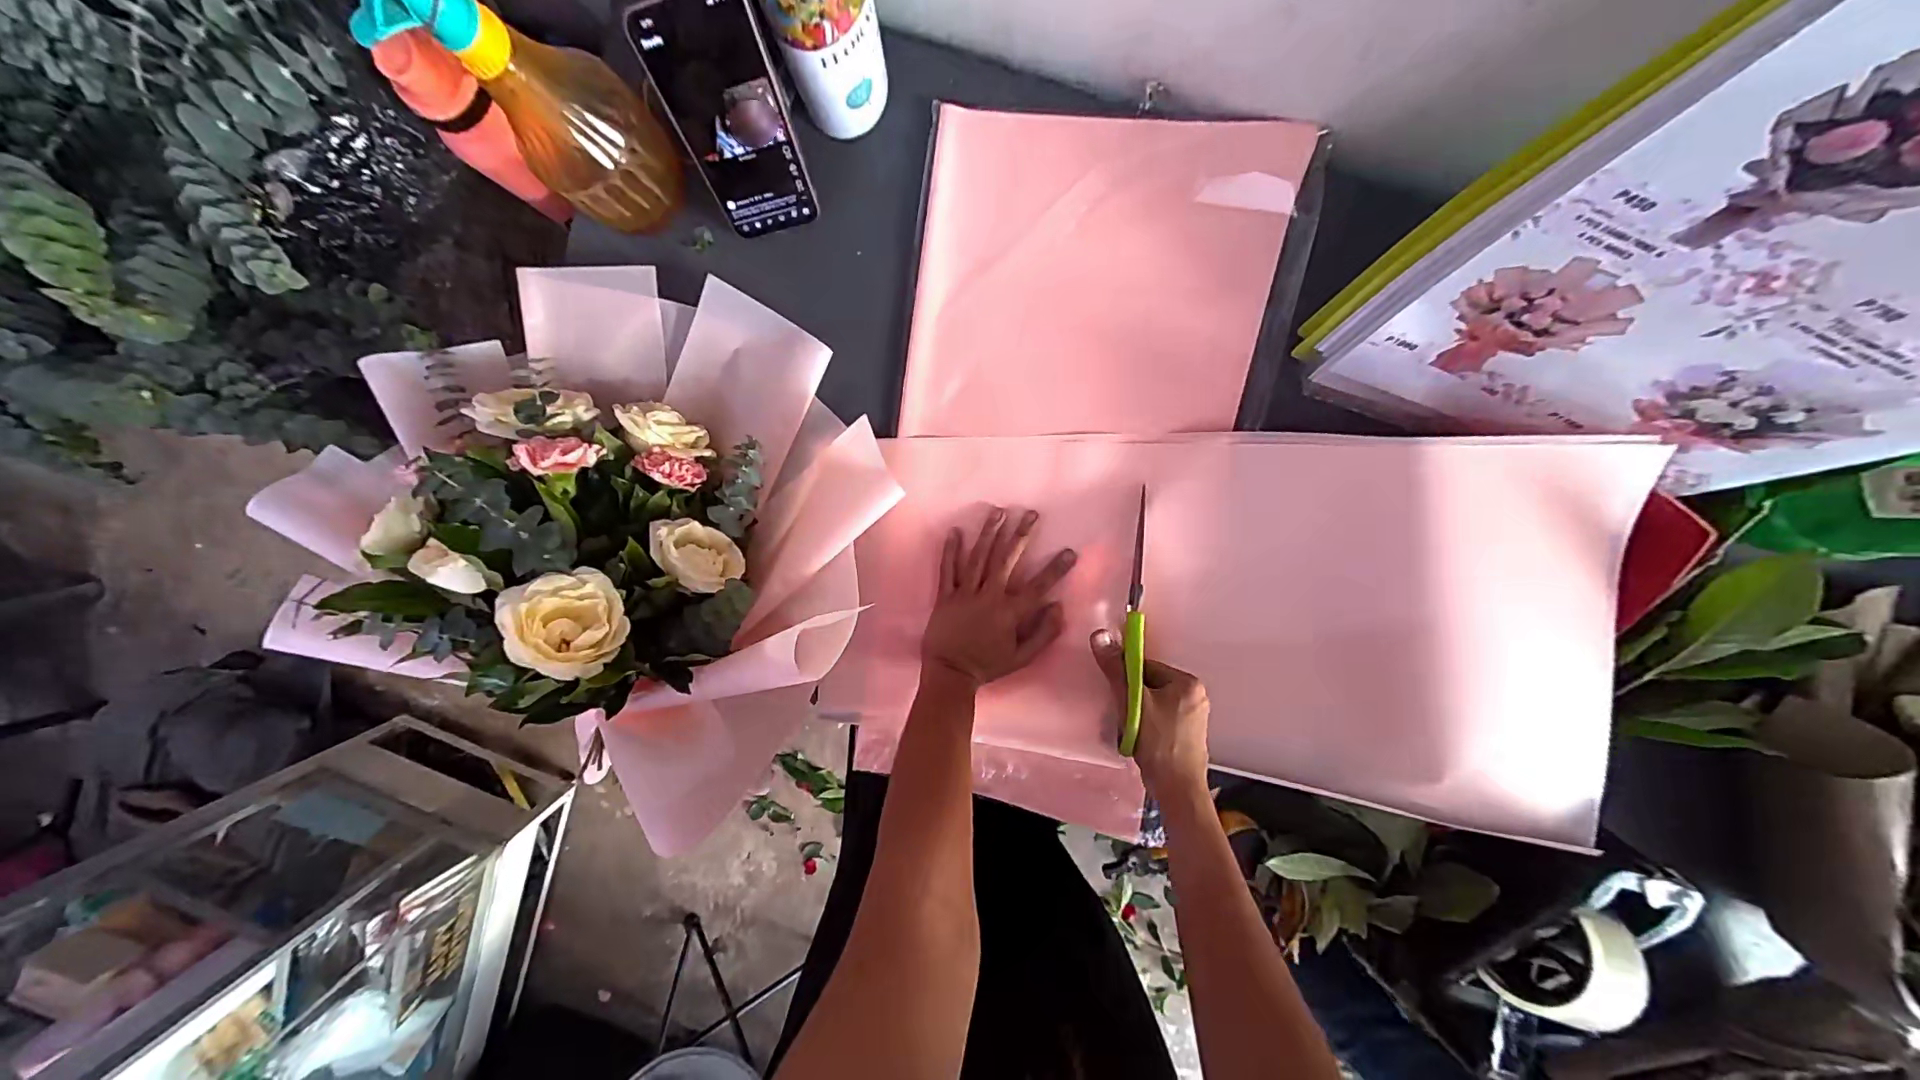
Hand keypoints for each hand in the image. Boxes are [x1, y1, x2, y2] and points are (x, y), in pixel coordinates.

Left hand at [921, 507, 1077, 687]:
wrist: (950, 674)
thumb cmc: (987, 666)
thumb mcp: (1022, 658)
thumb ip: (1043, 633)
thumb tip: (1059, 608)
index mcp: (1009, 612)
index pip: (1038, 586)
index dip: (1056, 568)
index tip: (1070, 551)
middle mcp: (989, 597)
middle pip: (1006, 559)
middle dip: (1020, 534)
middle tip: (1030, 513)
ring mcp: (965, 594)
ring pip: (978, 557)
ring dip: (989, 533)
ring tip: (998, 512)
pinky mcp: (946, 596)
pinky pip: (948, 569)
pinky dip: (951, 550)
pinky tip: (956, 531)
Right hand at [1091, 631, 1209, 798]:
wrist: (1177, 789)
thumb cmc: (1158, 743)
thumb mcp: (1133, 702)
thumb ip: (1117, 670)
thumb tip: (1100, 635)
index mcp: (1187, 683)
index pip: (1147, 667)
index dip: (1127, 680)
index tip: (1119, 697)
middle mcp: (1196, 696)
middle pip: (1150, 685)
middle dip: (1132, 699)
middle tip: (1123, 716)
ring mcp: (1194, 717)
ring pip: (1153, 704)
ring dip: (1137, 714)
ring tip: (1130, 731)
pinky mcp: (1188, 735)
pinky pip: (1160, 720)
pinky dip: (1146, 726)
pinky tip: (1139, 740)